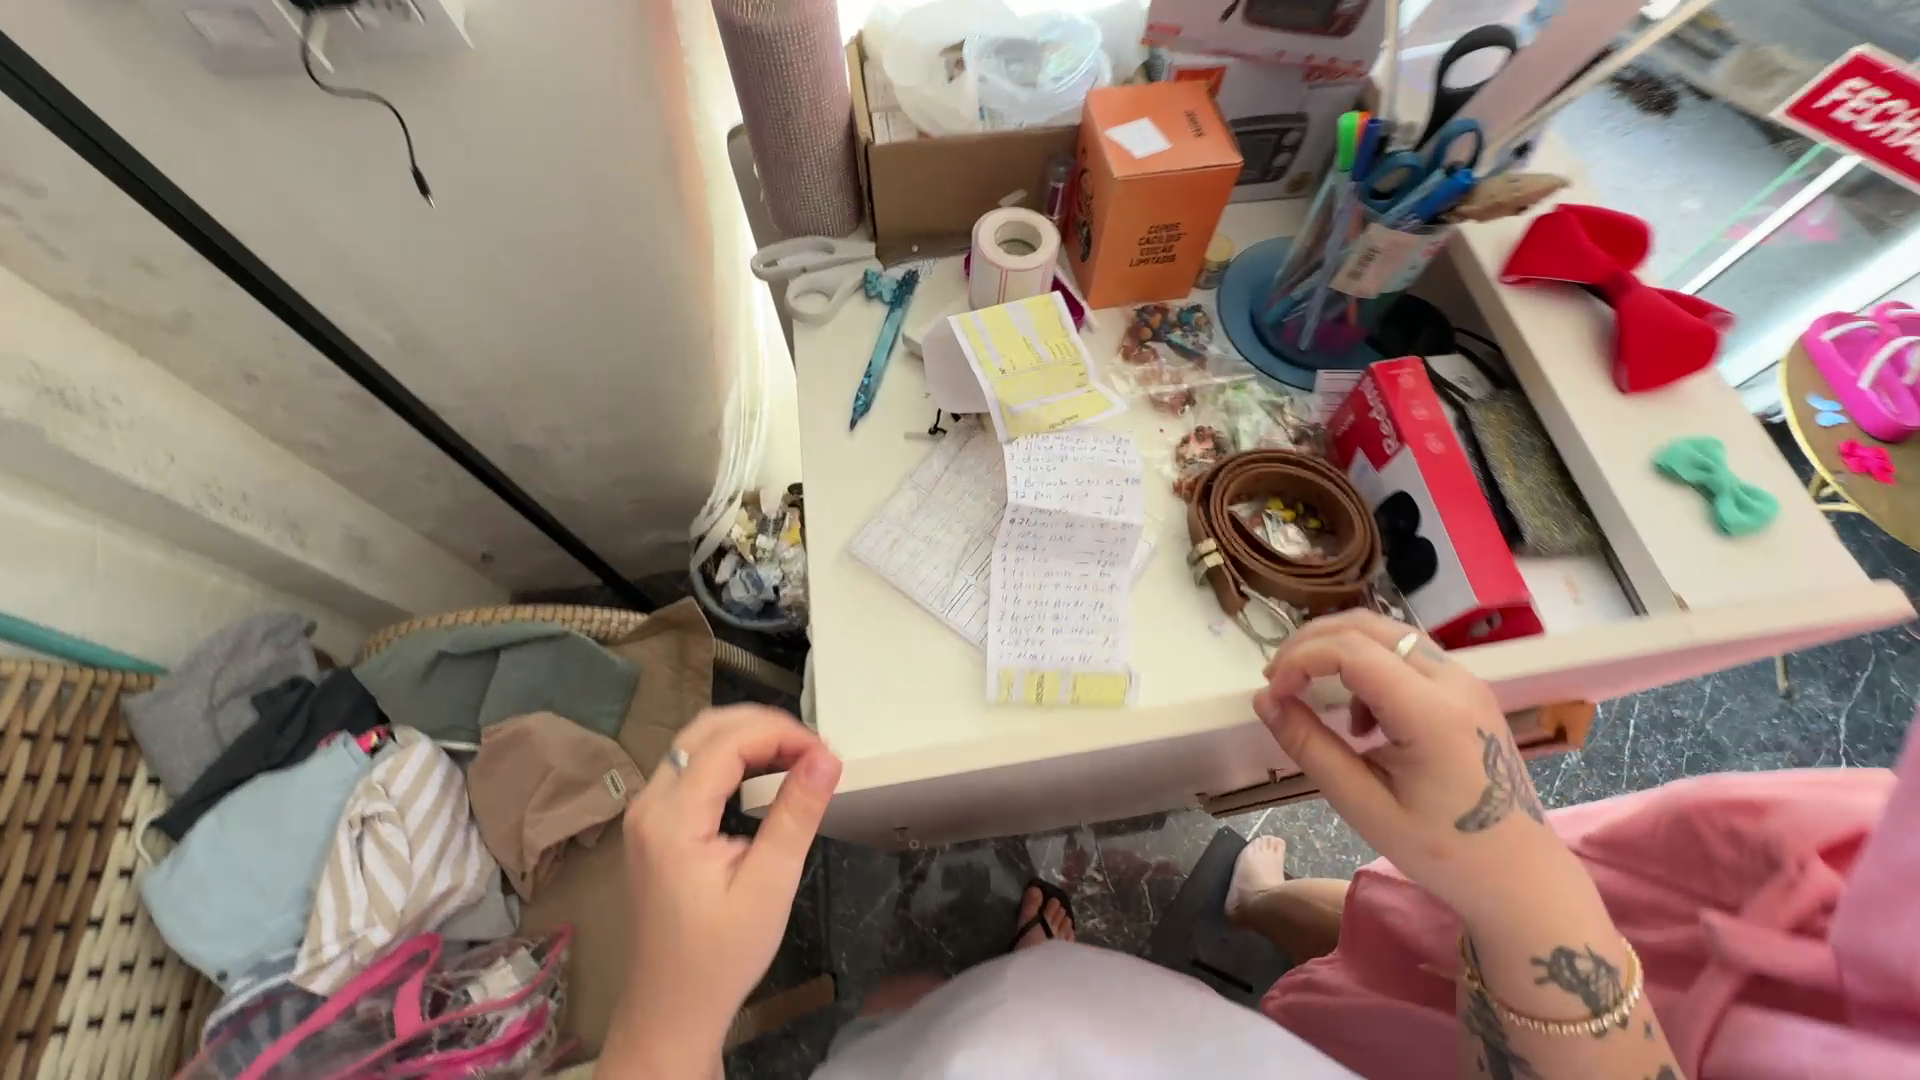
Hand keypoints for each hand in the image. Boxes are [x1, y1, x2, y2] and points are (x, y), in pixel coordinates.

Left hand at [612, 705, 841, 1075]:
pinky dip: (734, 755)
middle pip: (707, 729)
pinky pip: (693, 765)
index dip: (781, 734)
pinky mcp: (654, 821)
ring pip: (698, 741)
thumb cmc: (721, 957)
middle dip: (766, 726)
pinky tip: (767, 770)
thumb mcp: (770, 887)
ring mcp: (646, 810)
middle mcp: (649, 803)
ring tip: (799, 756)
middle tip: (814, 750)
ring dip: (750, 736)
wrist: (670, 1011)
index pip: (727, 743)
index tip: (825, 752)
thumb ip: (796, 815)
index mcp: (671, 819)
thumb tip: (827, 757)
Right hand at [1253, 611, 1567, 924]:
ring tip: (1306, 690)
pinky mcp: (1466, 691)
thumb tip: (1263, 700)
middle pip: (1366, 626)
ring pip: (1385, 632)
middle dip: (1310, 643)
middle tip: (1277, 678)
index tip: (1272, 694)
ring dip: (1336, 650)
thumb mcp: (1361, 804)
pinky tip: (1357, 716)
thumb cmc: (1441, 850)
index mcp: (1432, 713)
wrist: (1522, 878)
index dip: (1299, 661)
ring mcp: (1465, 682)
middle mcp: (1454, 682)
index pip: (1350, 651)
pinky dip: (1364, 664)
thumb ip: (1309, 746)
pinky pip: (1404, 653)